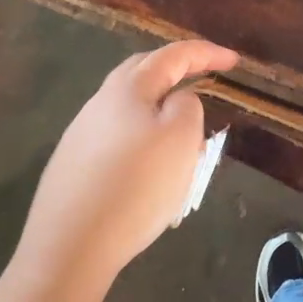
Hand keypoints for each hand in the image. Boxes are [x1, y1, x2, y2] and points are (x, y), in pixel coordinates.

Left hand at [0, 40, 237, 300]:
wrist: (68, 249)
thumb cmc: (136, 186)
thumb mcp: (181, 139)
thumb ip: (188, 106)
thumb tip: (176, 100)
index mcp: (129, 87)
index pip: (174, 55)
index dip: (207, 53)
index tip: (234, 60)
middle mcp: (100, 101)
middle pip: (143, 71)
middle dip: (175, 69)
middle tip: (202, 76)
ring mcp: (80, 134)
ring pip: (127, 106)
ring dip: (156, 107)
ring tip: (180, 131)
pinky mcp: (70, 166)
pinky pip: (114, 136)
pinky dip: (138, 137)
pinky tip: (146, 165)